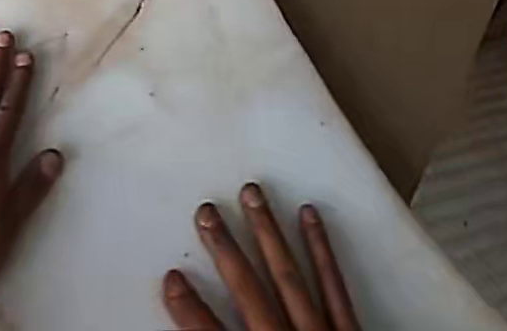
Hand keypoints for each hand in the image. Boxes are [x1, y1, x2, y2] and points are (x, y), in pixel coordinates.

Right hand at [162, 183, 359, 330]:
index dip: (190, 312)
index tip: (171, 277)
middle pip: (251, 295)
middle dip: (227, 252)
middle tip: (207, 212)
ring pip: (289, 277)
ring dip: (267, 234)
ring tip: (252, 193)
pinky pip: (335, 288)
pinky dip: (320, 250)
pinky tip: (308, 215)